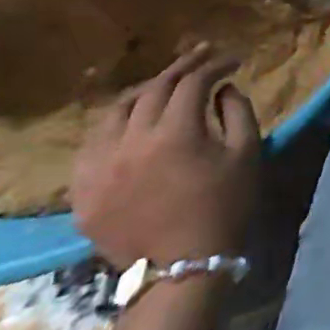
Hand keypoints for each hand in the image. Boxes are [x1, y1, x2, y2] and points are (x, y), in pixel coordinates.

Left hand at [72, 43, 260, 265]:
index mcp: (175, 132)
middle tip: (202, 58)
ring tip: (163, 87)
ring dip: (145, 92)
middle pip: (153, 89)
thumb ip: (238, 111)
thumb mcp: (246, 155)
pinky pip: (93, 144)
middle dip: (181, 69)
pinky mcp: (82, 192)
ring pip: (117, 112)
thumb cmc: (224, 209)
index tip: (233, 61)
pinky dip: (115, 126)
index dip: (214, 66)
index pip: (193, 82)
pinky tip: (130, 125)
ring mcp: (99, 167)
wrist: (182, 271)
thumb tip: (223, 88)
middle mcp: (130, 141)